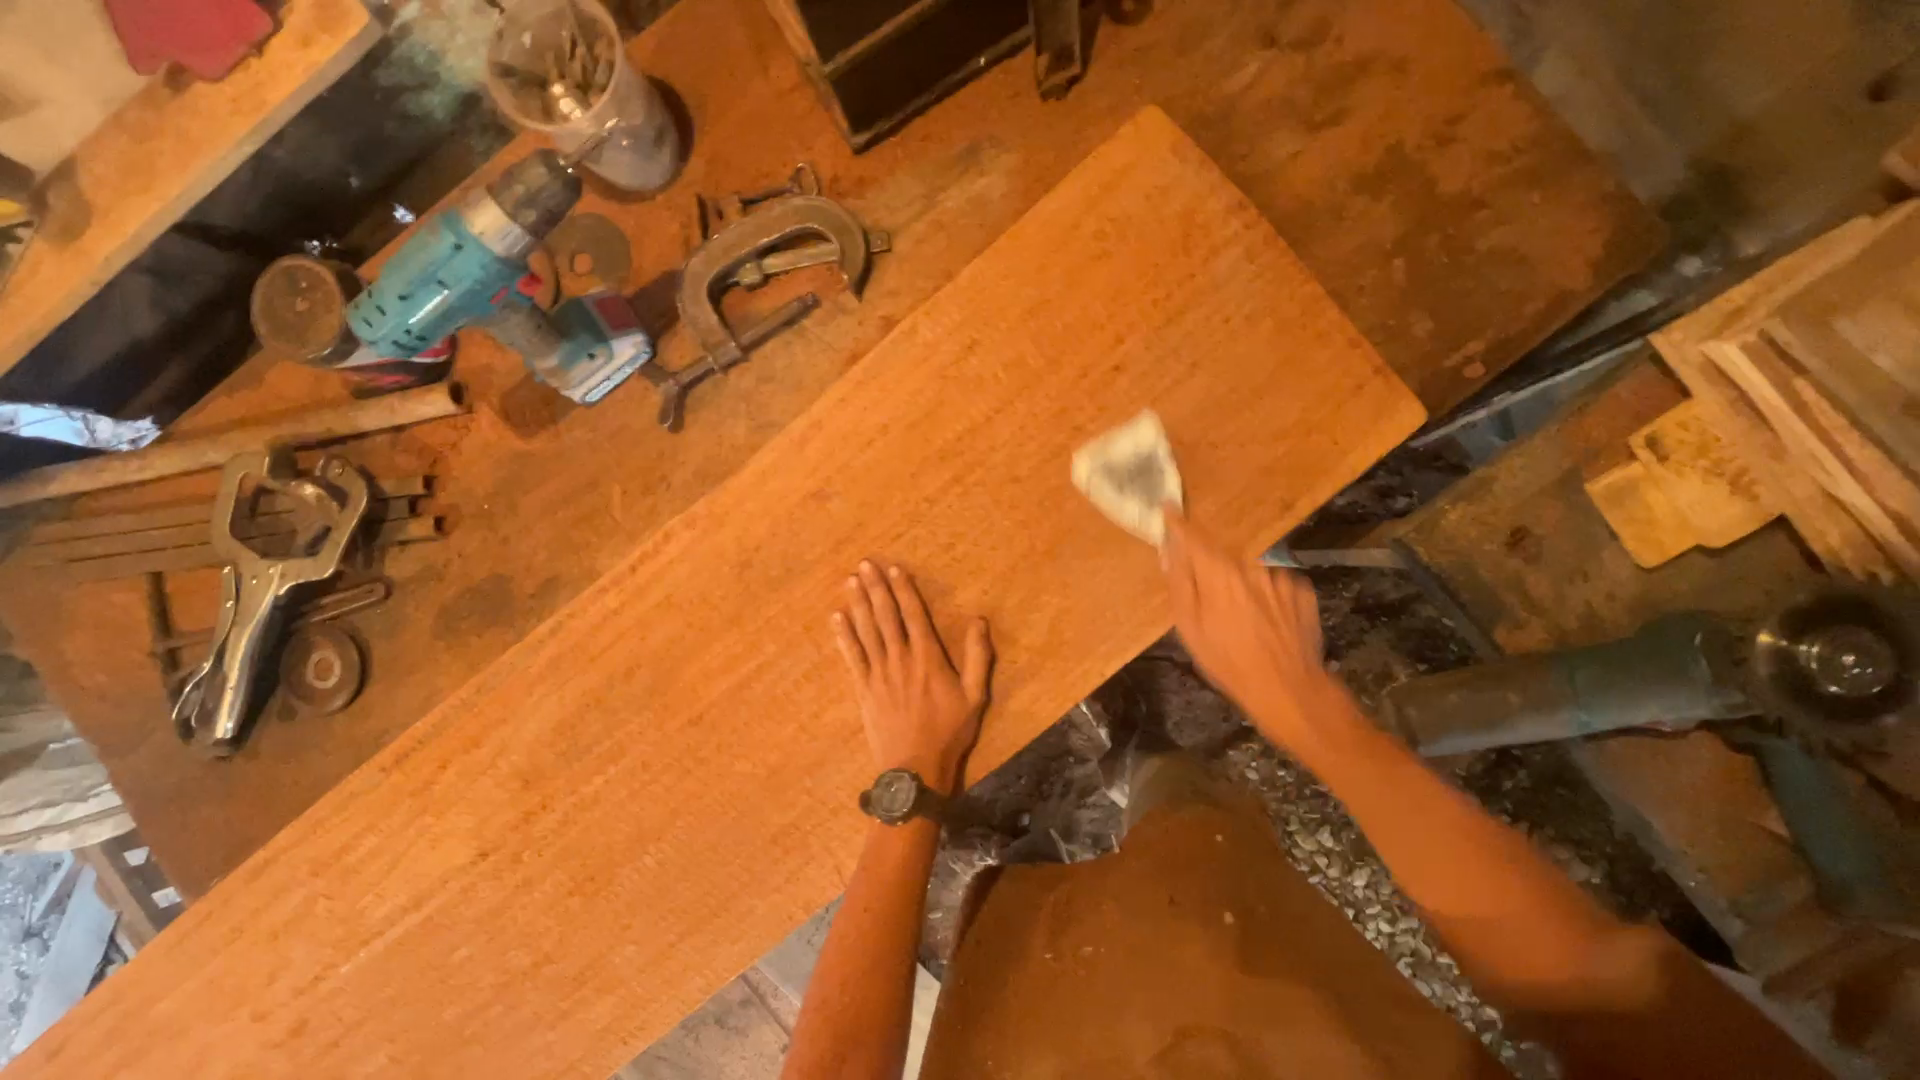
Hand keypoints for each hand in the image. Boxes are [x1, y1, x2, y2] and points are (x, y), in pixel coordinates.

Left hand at [832, 560, 993, 793]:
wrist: (914, 768)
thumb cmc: (949, 732)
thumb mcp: (975, 696)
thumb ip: (978, 657)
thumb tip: (979, 621)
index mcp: (928, 658)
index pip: (913, 615)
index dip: (903, 590)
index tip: (893, 569)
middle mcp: (900, 658)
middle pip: (885, 616)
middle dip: (875, 588)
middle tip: (864, 564)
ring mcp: (878, 673)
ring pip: (866, 631)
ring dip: (858, 603)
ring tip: (850, 581)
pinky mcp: (863, 689)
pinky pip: (851, 656)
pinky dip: (844, 635)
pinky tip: (837, 618)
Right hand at [1161, 505, 1340, 743]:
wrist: (1288, 688)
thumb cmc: (1229, 662)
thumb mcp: (1190, 628)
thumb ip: (1179, 584)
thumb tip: (1169, 552)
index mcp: (1219, 572)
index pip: (1193, 537)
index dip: (1178, 524)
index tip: (1168, 509)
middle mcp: (1250, 566)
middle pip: (1223, 558)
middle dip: (1213, 573)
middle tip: (1211, 605)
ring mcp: (1280, 577)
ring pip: (1250, 574)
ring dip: (1242, 588)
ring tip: (1243, 623)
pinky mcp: (1302, 590)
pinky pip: (1275, 586)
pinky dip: (1267, 598)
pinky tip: (1267, 624)